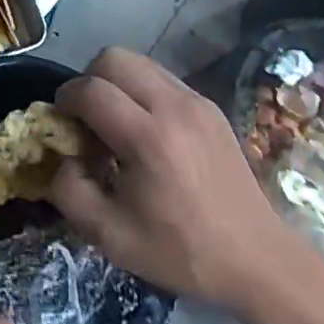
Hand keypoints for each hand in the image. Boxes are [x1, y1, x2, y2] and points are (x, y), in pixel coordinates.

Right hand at [48, 47, 300, 311]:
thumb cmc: (182, 253)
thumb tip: (63, 155)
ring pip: (137, 61)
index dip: (65, 99)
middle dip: (89, 79)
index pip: (90, 90)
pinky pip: (160, 77)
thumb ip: (68, 189)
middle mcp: (174, 108)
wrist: (262, 265)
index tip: (62, 121)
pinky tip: (146, 128)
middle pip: (113, 58)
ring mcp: (197, 103)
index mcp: (148, 138)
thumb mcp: (109, 236)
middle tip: (87, 114)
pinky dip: (140, 90)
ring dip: (115, 81)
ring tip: (116, 119)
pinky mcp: (210, 107)